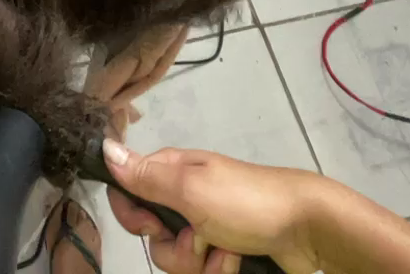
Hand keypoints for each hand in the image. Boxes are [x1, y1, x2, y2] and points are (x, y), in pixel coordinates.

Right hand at [103, 140, 327, 273]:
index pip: (128, 191)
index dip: (132, 215)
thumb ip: (146, 177)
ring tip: (228, 252)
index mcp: (172, 172)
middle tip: (199, 239)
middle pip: (153, 236)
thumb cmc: (244, 201)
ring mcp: (205, 225)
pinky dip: (219, 270)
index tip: (151, 226)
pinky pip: (204, 270)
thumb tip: (104, 148)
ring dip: (202, 264)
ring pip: (178, 259)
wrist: (305, 228)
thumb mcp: (190, 189)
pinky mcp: (224, 250)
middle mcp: (184, 197)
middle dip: (176, 249)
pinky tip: (238, 260)